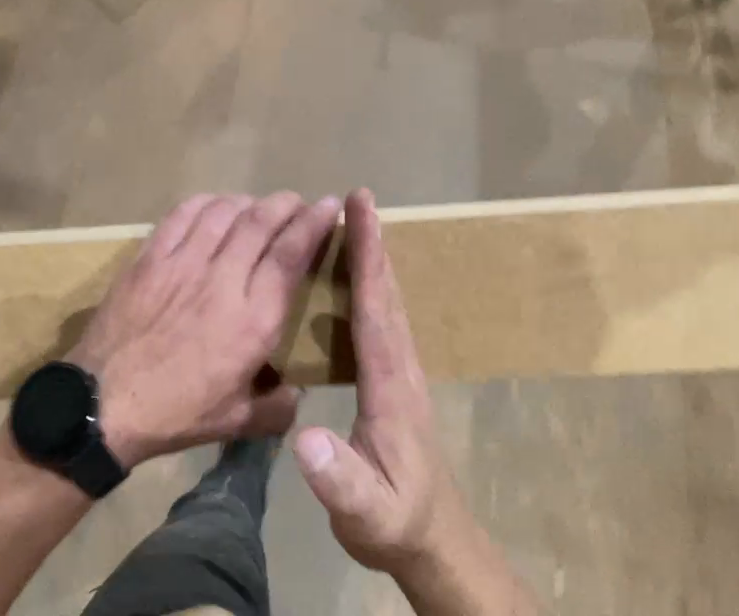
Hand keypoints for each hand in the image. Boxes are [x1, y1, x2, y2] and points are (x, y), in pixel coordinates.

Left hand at [65, 192, 340, 467]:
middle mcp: (223, 280)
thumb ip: (277, 407)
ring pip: (224, 212)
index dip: (314, 223)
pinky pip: (183, 215)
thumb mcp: (238, 422)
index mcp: (254, 320)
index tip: (328, 206)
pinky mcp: (150, 257)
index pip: (291, 255)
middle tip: (296, 201)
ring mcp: (183, 263)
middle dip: (286, 204)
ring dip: (248, 201)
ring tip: (257, 206)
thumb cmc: (176, 414)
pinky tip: (213, 207)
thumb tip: (296, 394)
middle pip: (261, 222)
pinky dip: (206, 203)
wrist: (104, 403)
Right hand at [293, 189, 467, 574]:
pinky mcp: (395, 382)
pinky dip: (370, 287)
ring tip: (354, 225)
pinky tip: (354, 281)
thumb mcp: (364, 511)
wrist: (431, 540)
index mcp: (389, 385)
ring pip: (387, 303)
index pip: (376, 310)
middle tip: (357, 199)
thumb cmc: (393, 521)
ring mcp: (401, 374)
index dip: (367, 258)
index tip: (359, 211)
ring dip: (373, 260)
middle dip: (372, 243)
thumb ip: (340, 479)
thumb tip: (307, 439)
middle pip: (385, 294)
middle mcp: (401, 368)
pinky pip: (380, 319)